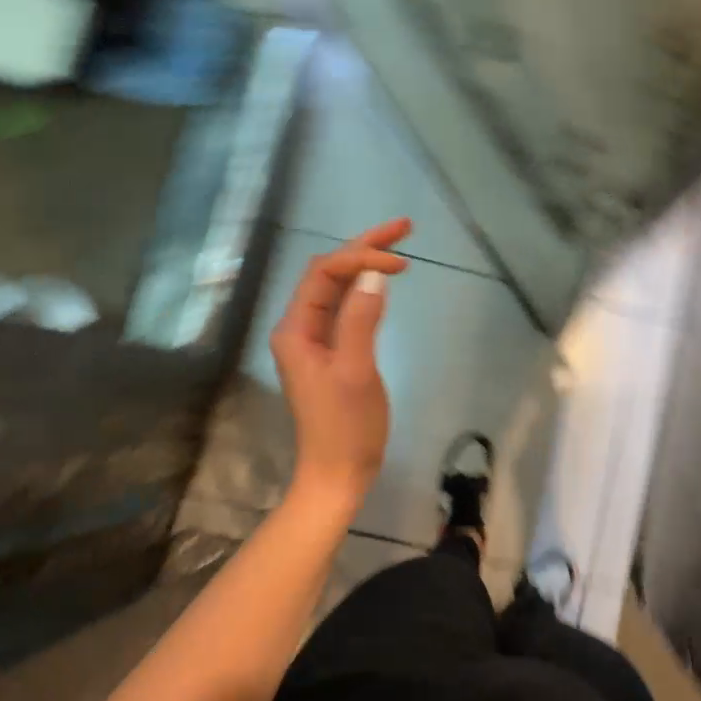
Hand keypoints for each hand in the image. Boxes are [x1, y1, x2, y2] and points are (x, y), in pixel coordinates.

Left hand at [268, 219, 411, 497]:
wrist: (338, 474)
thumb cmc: (345, 427)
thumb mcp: (356, 371)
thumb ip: (361, 319)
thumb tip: (373, 273)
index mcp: (295, 330)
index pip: (325, 273)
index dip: (361, 258)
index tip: (402, 263)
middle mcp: (299, 329)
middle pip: (329, 274)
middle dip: (364, 247)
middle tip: (405, 227)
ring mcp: (314, 342)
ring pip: (338, 289)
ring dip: (365, 265)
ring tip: (399, 245)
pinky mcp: (331, 354)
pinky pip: (345, 309)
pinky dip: (365, 290)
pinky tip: (383, 283)